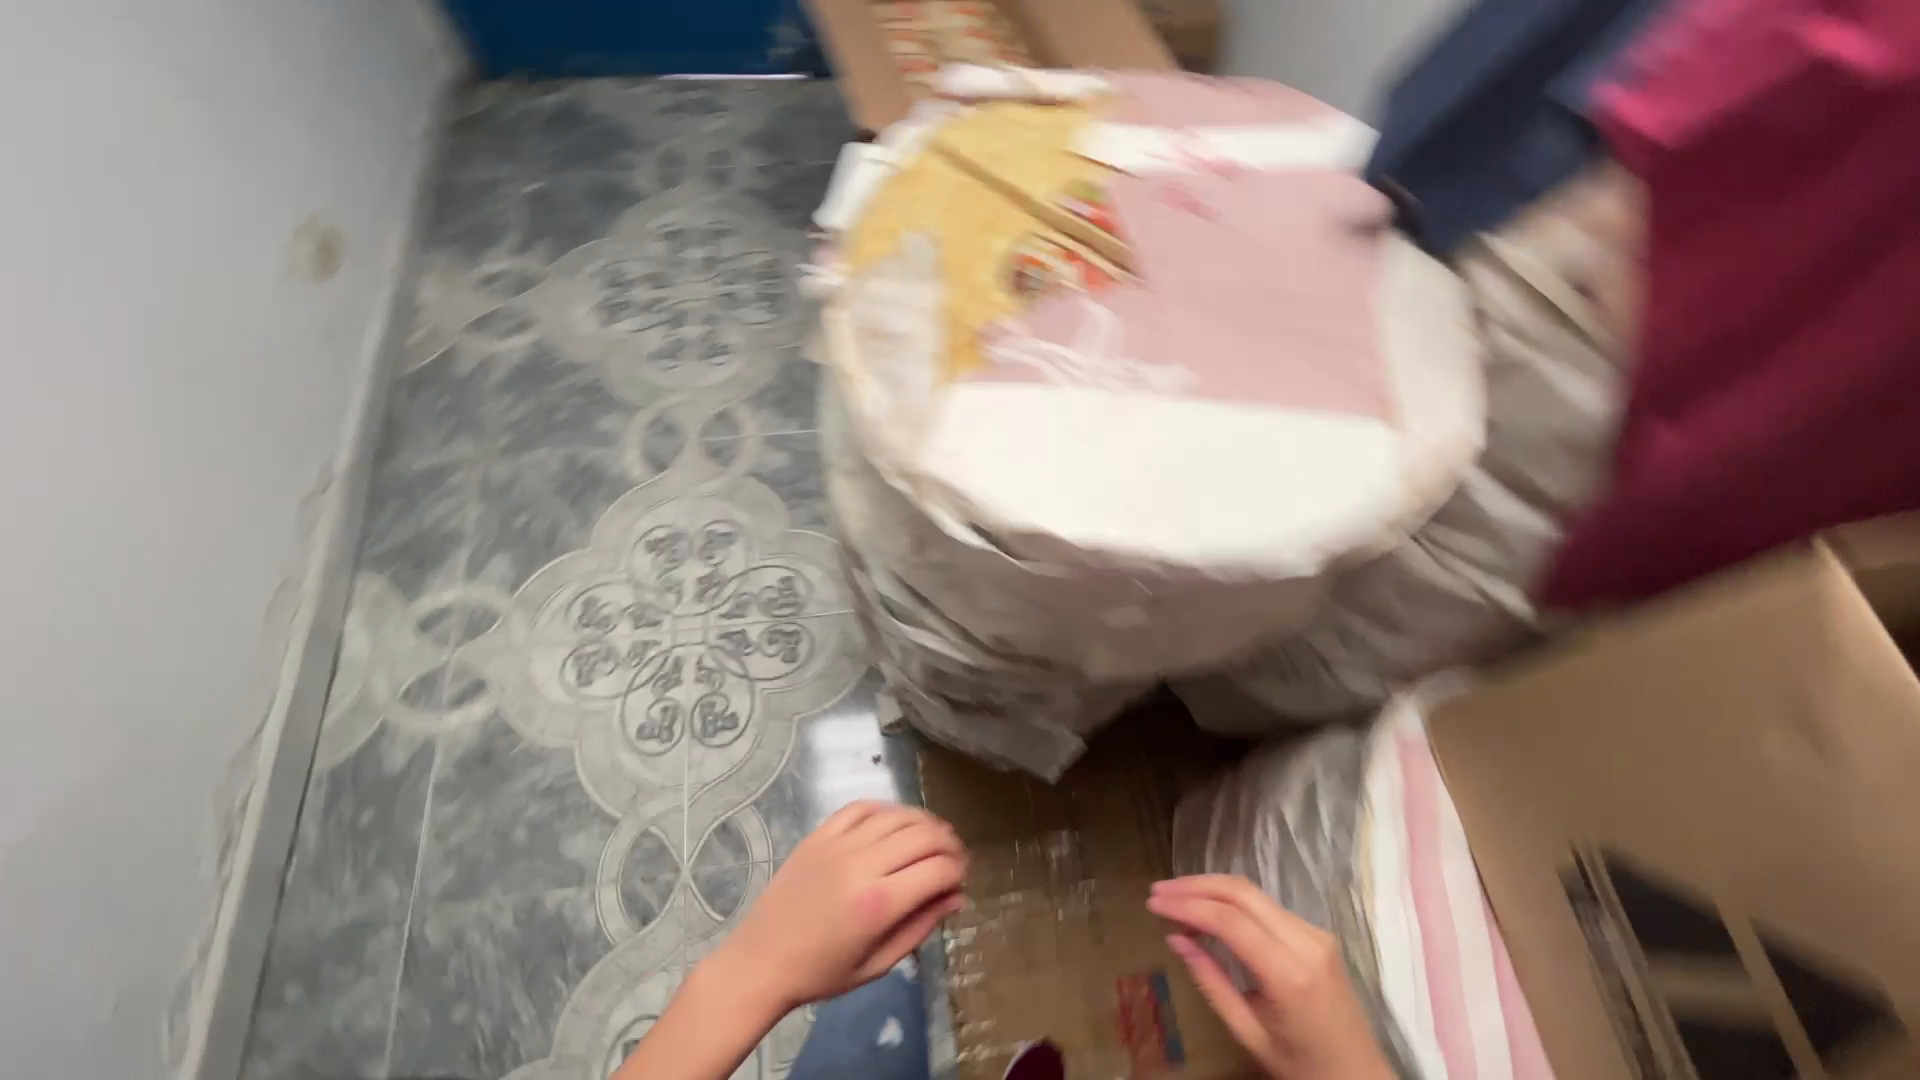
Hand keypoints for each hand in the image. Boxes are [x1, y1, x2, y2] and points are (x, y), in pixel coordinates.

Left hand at [711, 800, 968, 1013]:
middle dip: (949, 844)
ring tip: (933, 837)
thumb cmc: (822, 972)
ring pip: (897, 815)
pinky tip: (896, 822)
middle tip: (955, 857)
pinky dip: (887, 809)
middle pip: (923, 835)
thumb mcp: (878, 965)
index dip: (959, 871)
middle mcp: (861, 865)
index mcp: (878, 905)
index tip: (961, 880)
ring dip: (924, 822)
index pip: (938, 870)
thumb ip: (920, 927)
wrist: (762, 960)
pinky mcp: (820, 834)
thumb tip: (955, 897)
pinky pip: (862, 807)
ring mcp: (838, 844)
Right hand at [1148, 875, 1392, 1079]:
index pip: (1229, 920)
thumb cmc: (1301, 1066)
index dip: (1187, 905)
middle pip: (1241, 892)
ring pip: (1253, 892)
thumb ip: (1211, 981)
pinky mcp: (1318, 933)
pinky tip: (1208, 912)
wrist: (1360, 1079)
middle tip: (1158, 891)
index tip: (1153, 903)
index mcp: (1290, 974)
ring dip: (1211, 889)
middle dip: (1194, 885)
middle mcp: (1306, 942)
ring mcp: (1316, 933)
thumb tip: (1174, 938)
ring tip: (1175, 898)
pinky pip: (1266, 905)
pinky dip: (1231, 901)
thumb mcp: (1249, 1033)